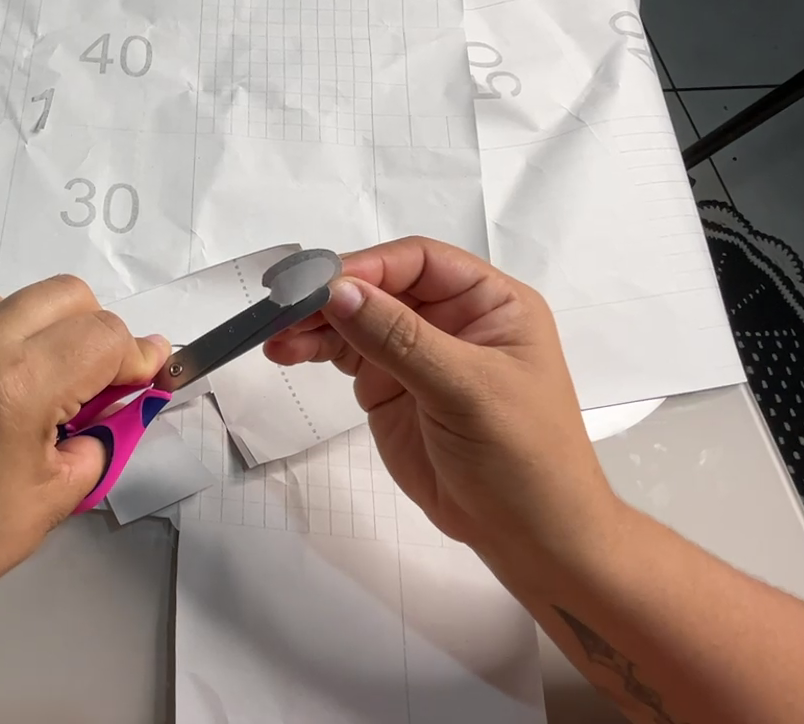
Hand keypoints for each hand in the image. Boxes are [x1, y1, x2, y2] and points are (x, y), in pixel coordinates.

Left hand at [0, 275, 169, 669]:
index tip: (152, 378)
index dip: (138, 357)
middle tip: (103, 387)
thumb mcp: (52, 500)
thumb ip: (101, 439)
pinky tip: (8, 378)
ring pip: (27, 297)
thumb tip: (126, 402)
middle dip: (100, 334)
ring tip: (52, 385)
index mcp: (19, 384)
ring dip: (55, 327)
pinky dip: (12, 329)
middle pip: (71, 295)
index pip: (105, 335)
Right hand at [264, 237, 625, 586]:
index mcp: (487, 302)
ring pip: (352, 317)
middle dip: (329, 294)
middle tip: (282, 306)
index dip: (368, 266)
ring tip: (274, 335)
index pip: (418, 262)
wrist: (529, 540)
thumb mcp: (466, 390)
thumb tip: (337, 291)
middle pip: (377, 285)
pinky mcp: (387, 383)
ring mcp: (414, 351)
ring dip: (312, 322)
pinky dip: (311, 348)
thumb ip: (398, 337)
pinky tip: (285, 352)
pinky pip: (343, 351)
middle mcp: (448, 316)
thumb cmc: (522, 457)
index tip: (319, 284)